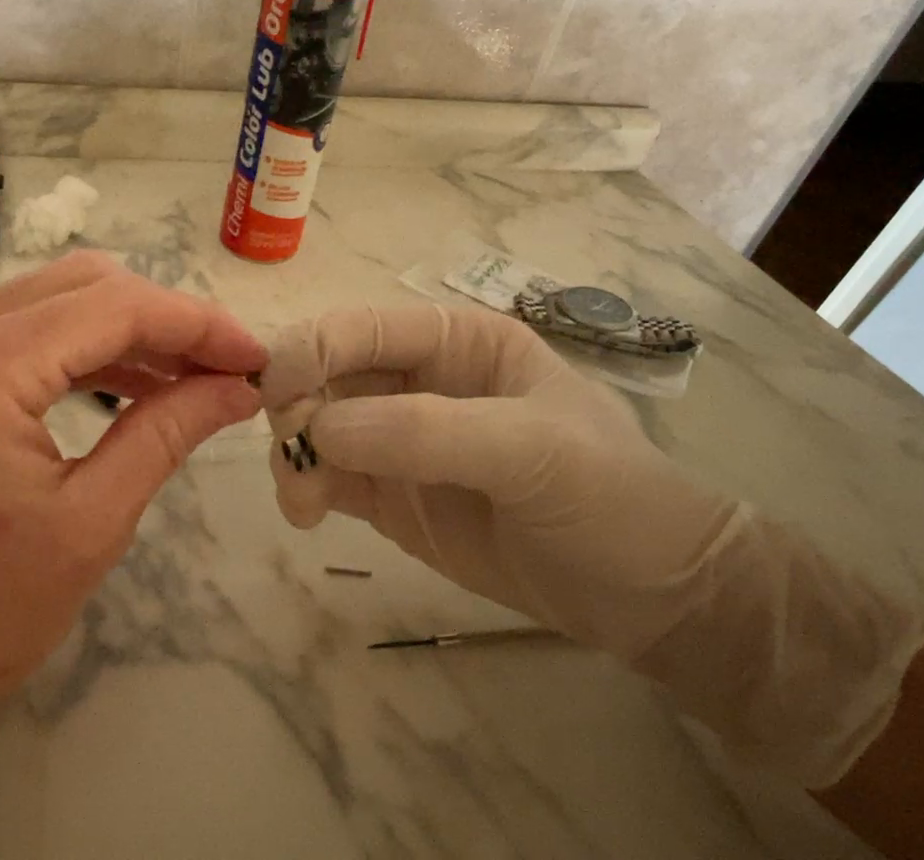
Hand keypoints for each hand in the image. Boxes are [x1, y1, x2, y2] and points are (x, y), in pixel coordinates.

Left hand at [0, 252, 265, 783]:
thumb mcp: (89, 524)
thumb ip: (165, 434)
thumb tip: (236, 388)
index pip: (114, 306)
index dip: (198, 325)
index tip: (256, 358)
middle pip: (84, 285)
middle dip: (166, 319)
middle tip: (226, 370)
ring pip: (54, 302)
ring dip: (128, 331)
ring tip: (193, 380)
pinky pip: (23, 336)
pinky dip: (83, 351)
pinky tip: (133, 385)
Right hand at [260, 305, 923, 786]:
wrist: (646, 595)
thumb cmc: (609, 498)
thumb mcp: (533, 451)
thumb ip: (429, 432)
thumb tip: (321, 429)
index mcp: (454, 341)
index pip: (360, 327)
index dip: (309, 350)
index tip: (277, 398)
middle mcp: (414, 380)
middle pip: (320, 373)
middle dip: (294, 410)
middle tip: (297, 463)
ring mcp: (394, 439)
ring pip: (310, 425)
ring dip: (291, 454)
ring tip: (305, 503)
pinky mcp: (385, 492)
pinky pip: (321, 474)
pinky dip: (301, 487)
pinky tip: (307, 514)